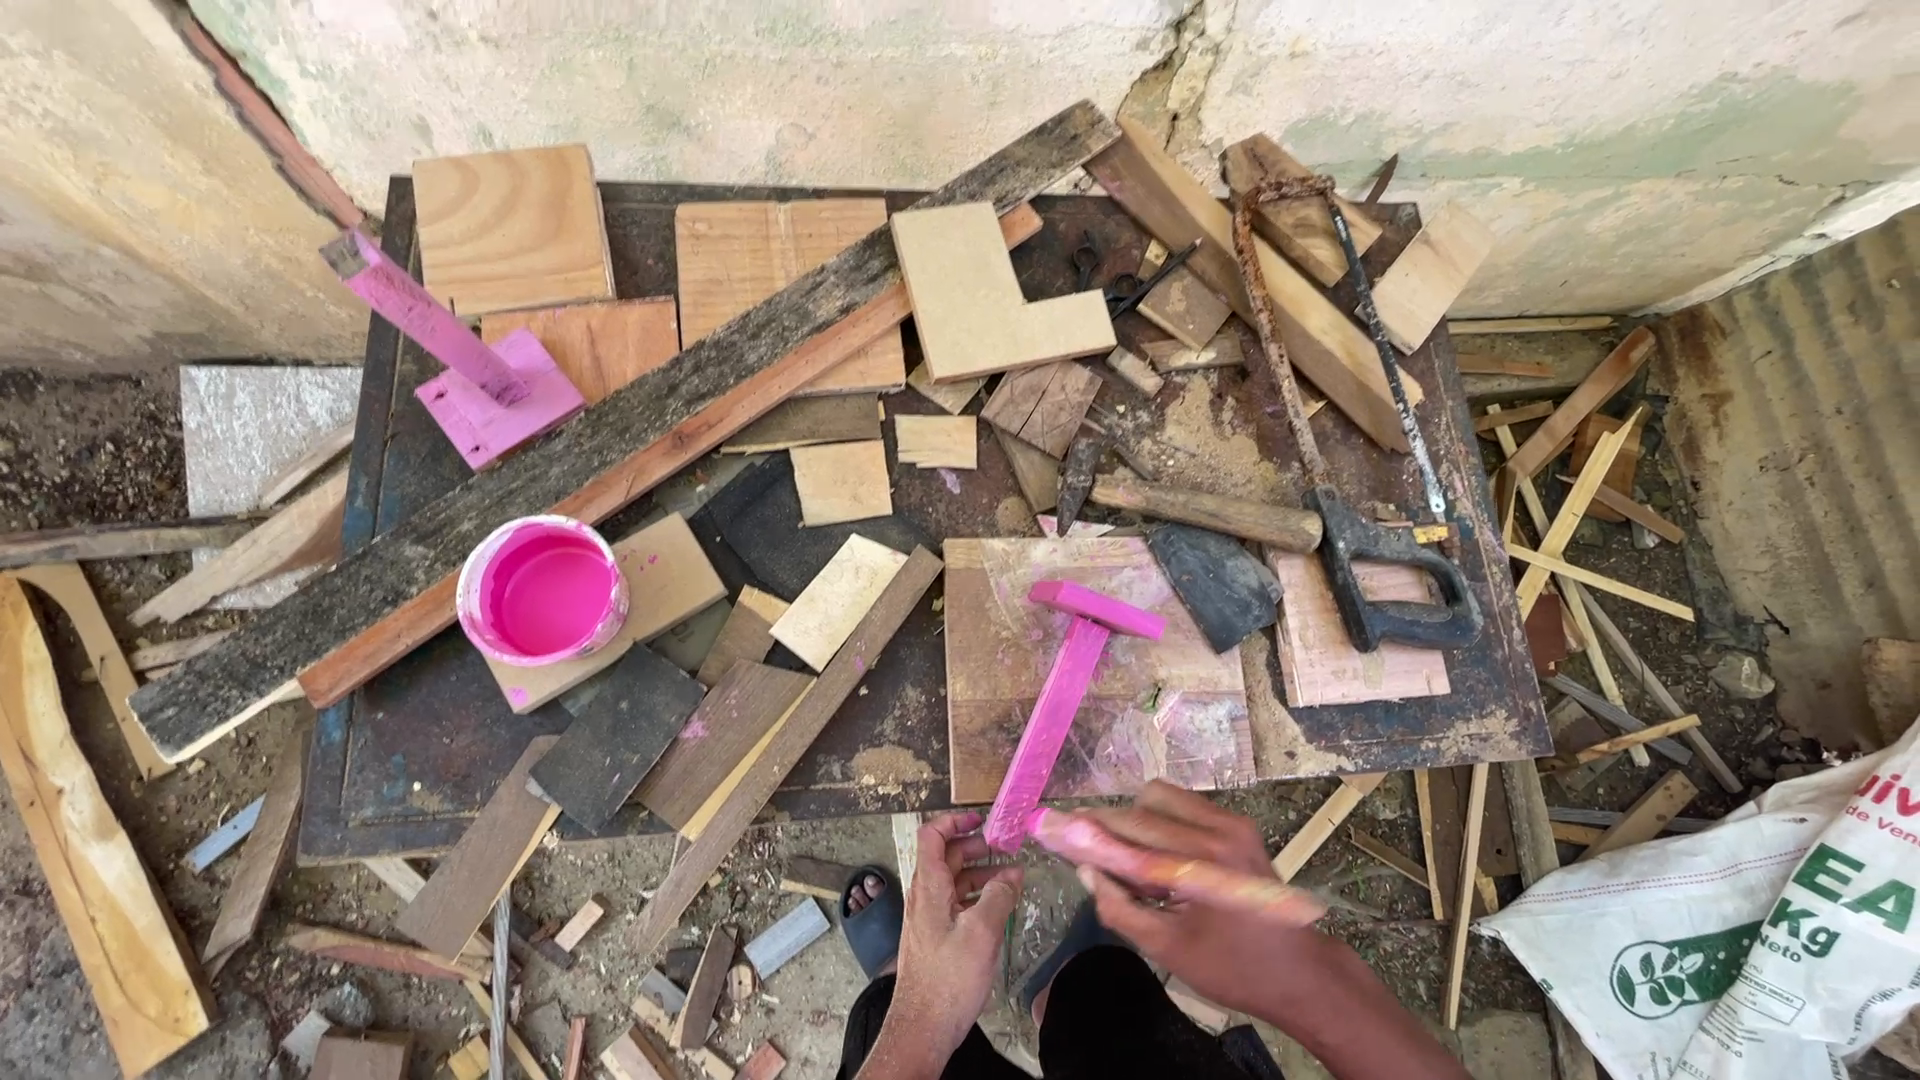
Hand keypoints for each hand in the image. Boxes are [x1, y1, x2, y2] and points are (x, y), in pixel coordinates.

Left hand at [887, 811, 1023, 1059]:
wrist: (923, 1027)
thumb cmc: (949, 976)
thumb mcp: (982, 932)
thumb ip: (999, 896)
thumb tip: (1012, 874)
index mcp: (929, 885)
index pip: (932, 835)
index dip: (954, 821)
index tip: (981, 819)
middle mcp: (924, 895)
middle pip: (946, 856)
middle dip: (976, 846)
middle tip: (1006, 847)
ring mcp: (928, 917)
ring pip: (954, 881)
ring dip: (981, 873)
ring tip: (1012, 876)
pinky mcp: (936, 937)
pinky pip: (956, 903)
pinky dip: (977, 896)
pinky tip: (999, 905)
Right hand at [1080, 782, 1470, 1079]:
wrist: (1303, 972)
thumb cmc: (1234, 970)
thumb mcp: (1168, 950)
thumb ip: (1120, 907)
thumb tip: (1086, 870)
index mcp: (1203, 865)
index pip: (1130, 834)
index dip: (1086, 830)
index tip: (1049, 825)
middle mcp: (1219, 830)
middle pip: (1141, 809)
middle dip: (1106, 825)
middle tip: (1082, 848)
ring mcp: (1231, 821)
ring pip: (1159, 796)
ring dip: (1133, 818)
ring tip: (1129, 859)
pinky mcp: (1237, 823)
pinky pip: (1181, 804)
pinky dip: (1157, 819)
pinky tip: (1157, 855)